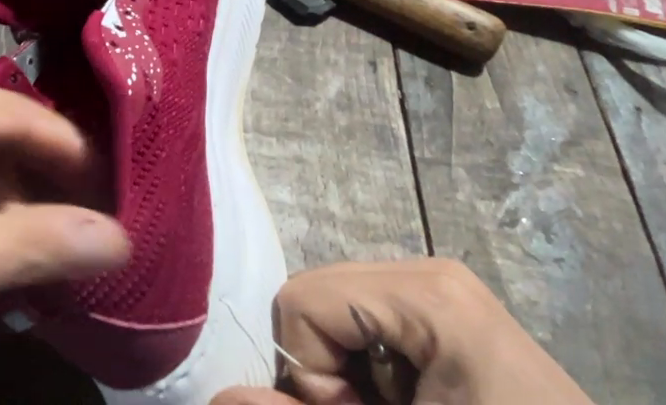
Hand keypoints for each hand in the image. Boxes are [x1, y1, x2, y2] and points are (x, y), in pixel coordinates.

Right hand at [212, 259, 592, 404]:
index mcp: (428, 295)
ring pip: (333, 310)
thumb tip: (218, 396)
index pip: (302, 301)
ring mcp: (441, 286)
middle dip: (324, 370)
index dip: (310, 372)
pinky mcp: (447, 309)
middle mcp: (429, 272)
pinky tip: (408, 401)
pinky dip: (366, 366)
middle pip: (314, 298)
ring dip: (342, 371)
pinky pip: (365, 320)